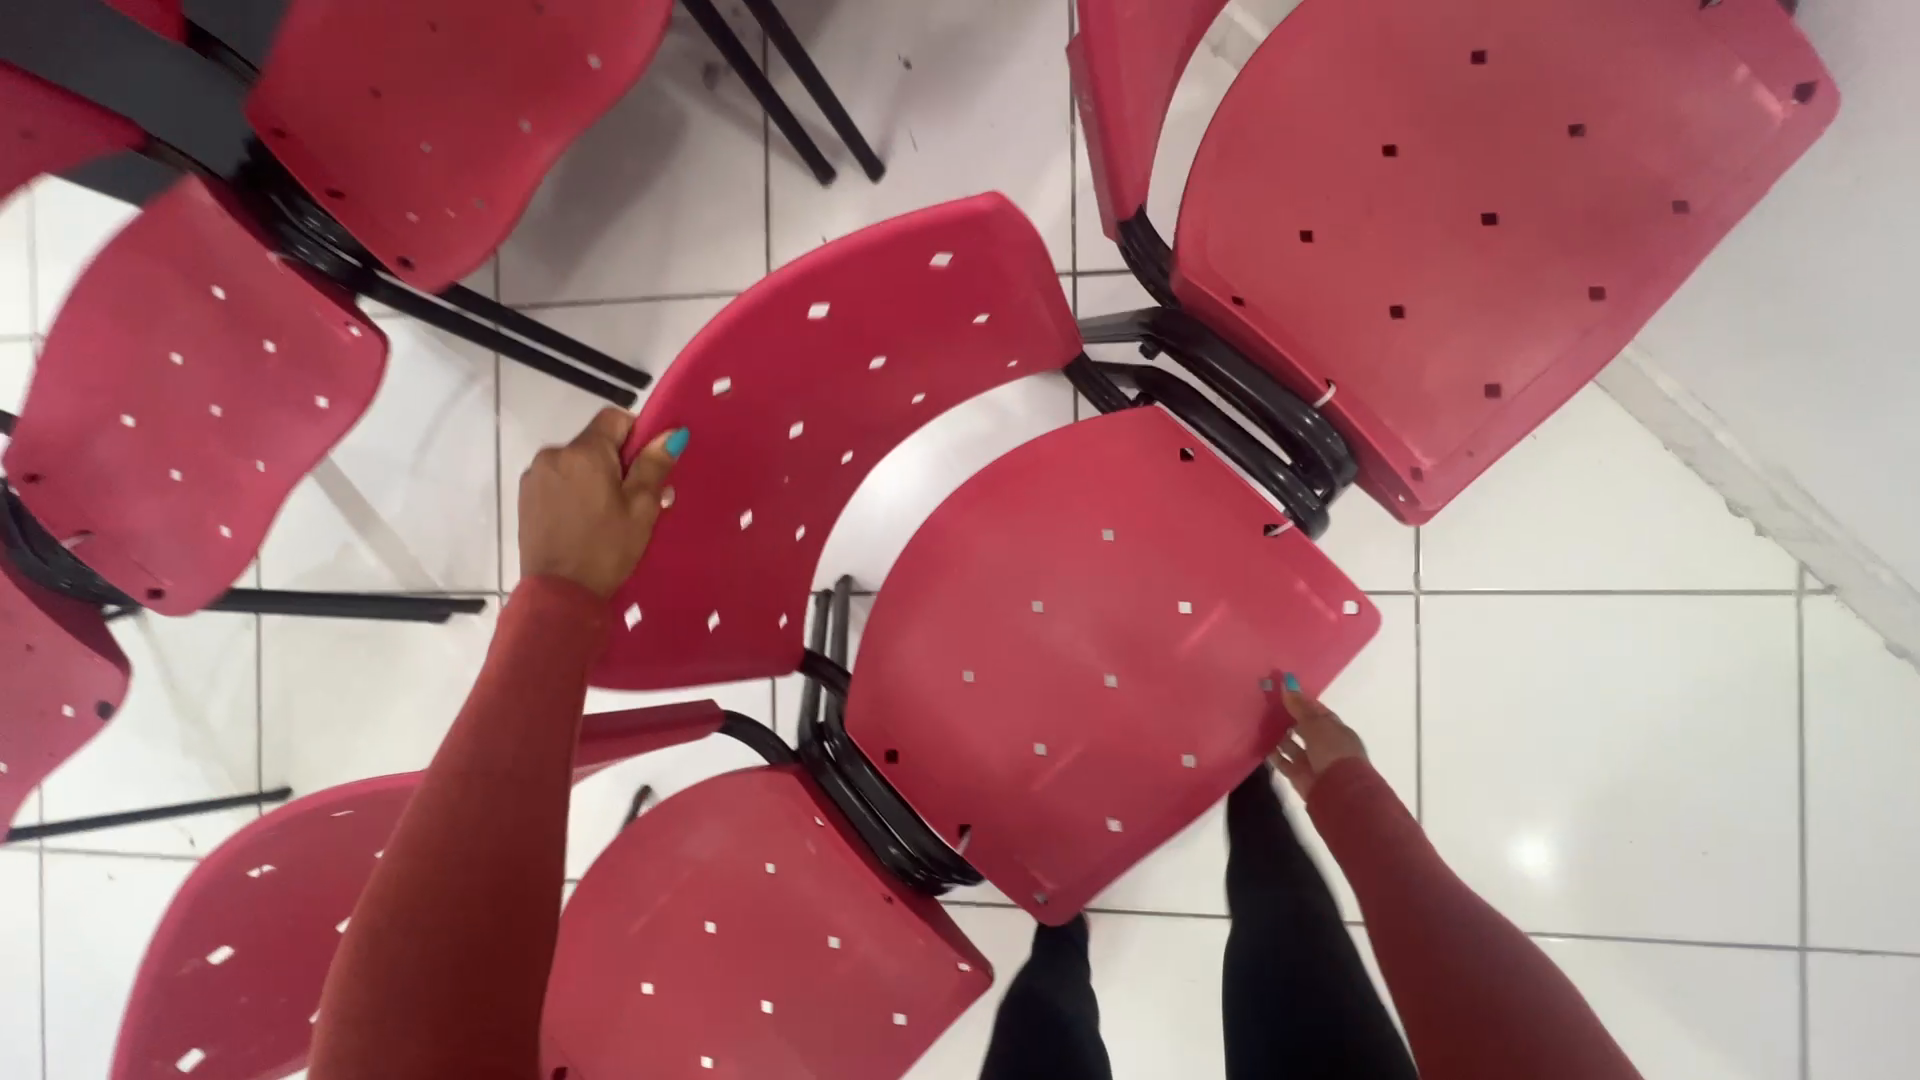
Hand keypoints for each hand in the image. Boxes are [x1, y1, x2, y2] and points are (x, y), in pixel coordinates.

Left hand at [518, 409, 683, 598]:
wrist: (560, 592)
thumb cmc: (608, 548)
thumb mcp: (641, 508)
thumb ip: (654, 465)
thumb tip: (671, 433)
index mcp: (585, 452)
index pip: (614, 417)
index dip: (635, 435)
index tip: (645, 466)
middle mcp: (554, 454)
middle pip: (594, 442)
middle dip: (615, 462)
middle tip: (631, 499)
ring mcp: (535, 475)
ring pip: (576, 462)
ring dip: (593, 477)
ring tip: (605, 515)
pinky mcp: (525, 496)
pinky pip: (559, 479)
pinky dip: (574, 491)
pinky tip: (582, 521)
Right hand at [1268, 674, 1367, 799]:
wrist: (1339, 791)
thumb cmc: (1333, 751)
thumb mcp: (1316, 724)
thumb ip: (1299, 706)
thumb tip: (1286, 683)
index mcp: (1335, 729)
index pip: (1316, 711)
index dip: (1300, 700)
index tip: (1280, 689)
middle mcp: (1324, 744)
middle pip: (1302, 727)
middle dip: (1286, 716)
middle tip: (1264, 703)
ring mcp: (1311, 760)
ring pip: (1291, 744)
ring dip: (1277, 734)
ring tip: (1258, 720)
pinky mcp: (1299, 775)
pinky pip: (1282, 761)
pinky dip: (1272, 753)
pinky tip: (1258, 742)